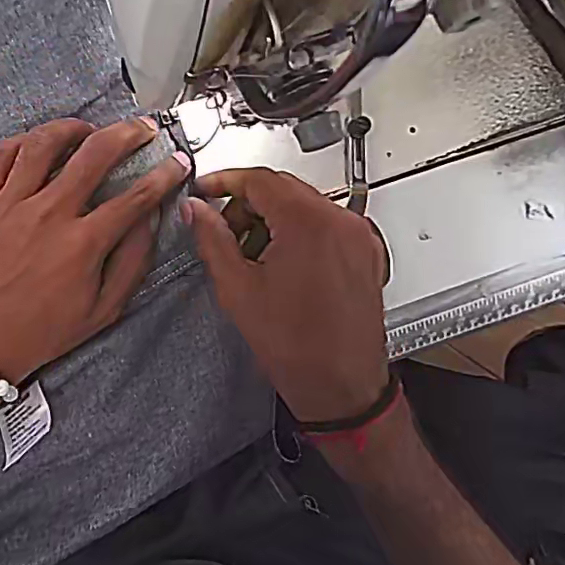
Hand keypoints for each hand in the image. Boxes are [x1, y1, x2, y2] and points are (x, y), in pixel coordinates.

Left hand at [0, 116, 189, 443]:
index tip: (175, 163)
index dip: (164, 175)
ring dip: (73, 127)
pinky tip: (36, 144)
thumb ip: (132, 264)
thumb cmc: (39, 331)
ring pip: (44, 143)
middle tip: (141, 129)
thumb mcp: (102, 311)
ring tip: (88, 128)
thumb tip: (149, 223)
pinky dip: (20, 141)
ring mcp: (10, 205)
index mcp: (82, 244)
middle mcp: (48, 215)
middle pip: (95, 153)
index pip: (136, 195)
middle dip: (128, 133)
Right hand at [184, 168, 389, 423]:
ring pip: (305, 205)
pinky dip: (298, 232)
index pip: (260, 179)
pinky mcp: (366, 253)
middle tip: (222, 227)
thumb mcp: (238, 289)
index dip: (225, 181)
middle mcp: (341, 222)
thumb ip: (212, 239)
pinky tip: (279, 263)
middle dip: (247, 203)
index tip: (207, 189)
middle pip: (283, 188)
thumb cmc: (300, 348)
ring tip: (250, 254)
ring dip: (273, 218)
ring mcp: (358, 237)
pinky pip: (326, 225)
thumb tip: (198, 211)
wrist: (341, 385)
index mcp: (309, 223)